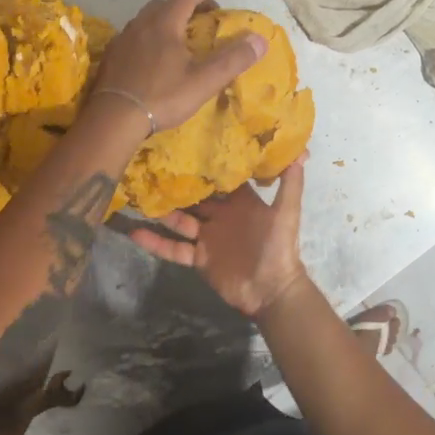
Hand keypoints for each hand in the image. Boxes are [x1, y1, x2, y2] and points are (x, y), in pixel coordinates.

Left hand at [91, 0, 266, 134]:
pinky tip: (151, 67)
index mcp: (165, 23)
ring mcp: (122, 40)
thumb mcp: (205, 81)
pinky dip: (145, 44)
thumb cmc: (163, 96)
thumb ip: (233, 59)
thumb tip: (260, 40)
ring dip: (162, 28)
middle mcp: (141, 24)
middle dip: (182, 13)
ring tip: (174, 51)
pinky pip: (131, 40)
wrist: (114, 119)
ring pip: (145, 22)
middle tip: (196, 33)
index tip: (215, 15)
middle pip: (163, 5)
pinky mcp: (110, 57)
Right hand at [129, 157, 309, 316]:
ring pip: (179, 220)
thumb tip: (301, 150)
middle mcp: (222, 216)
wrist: (271, 290)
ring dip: (161, 210)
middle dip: (177, 185)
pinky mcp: (198, 258)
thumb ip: (290, 183)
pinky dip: (155, 242)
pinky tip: (134, 232)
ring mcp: (208, 237)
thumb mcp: (286, 213)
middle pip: (196, 198)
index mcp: (242, 203)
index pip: (222, 179)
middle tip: (151, 167)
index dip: (207, 164)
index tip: (186, 144)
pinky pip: (173, 248)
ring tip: (137, 195)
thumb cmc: (279, 248)